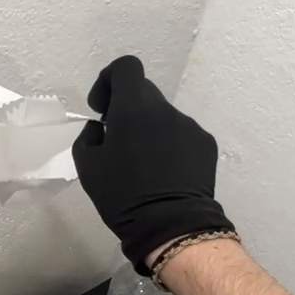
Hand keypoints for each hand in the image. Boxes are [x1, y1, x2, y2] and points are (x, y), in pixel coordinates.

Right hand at [72, 55, 233, 270]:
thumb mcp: (88, 168)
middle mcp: (164, 109)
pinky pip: (181, 136)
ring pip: (162, 117)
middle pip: (143, 93)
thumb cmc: (122, 197)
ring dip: (149, 131)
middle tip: (117, 141)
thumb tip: (99, 128)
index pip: (125, 68)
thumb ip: (88, 138)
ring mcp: (189, 126)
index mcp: (133, 108)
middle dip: (127, 110)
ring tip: (143, 167)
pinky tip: (164, 176)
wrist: (171, 226)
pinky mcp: (206, 145)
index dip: (109, 80)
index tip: (102, 109)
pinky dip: (169, 147)